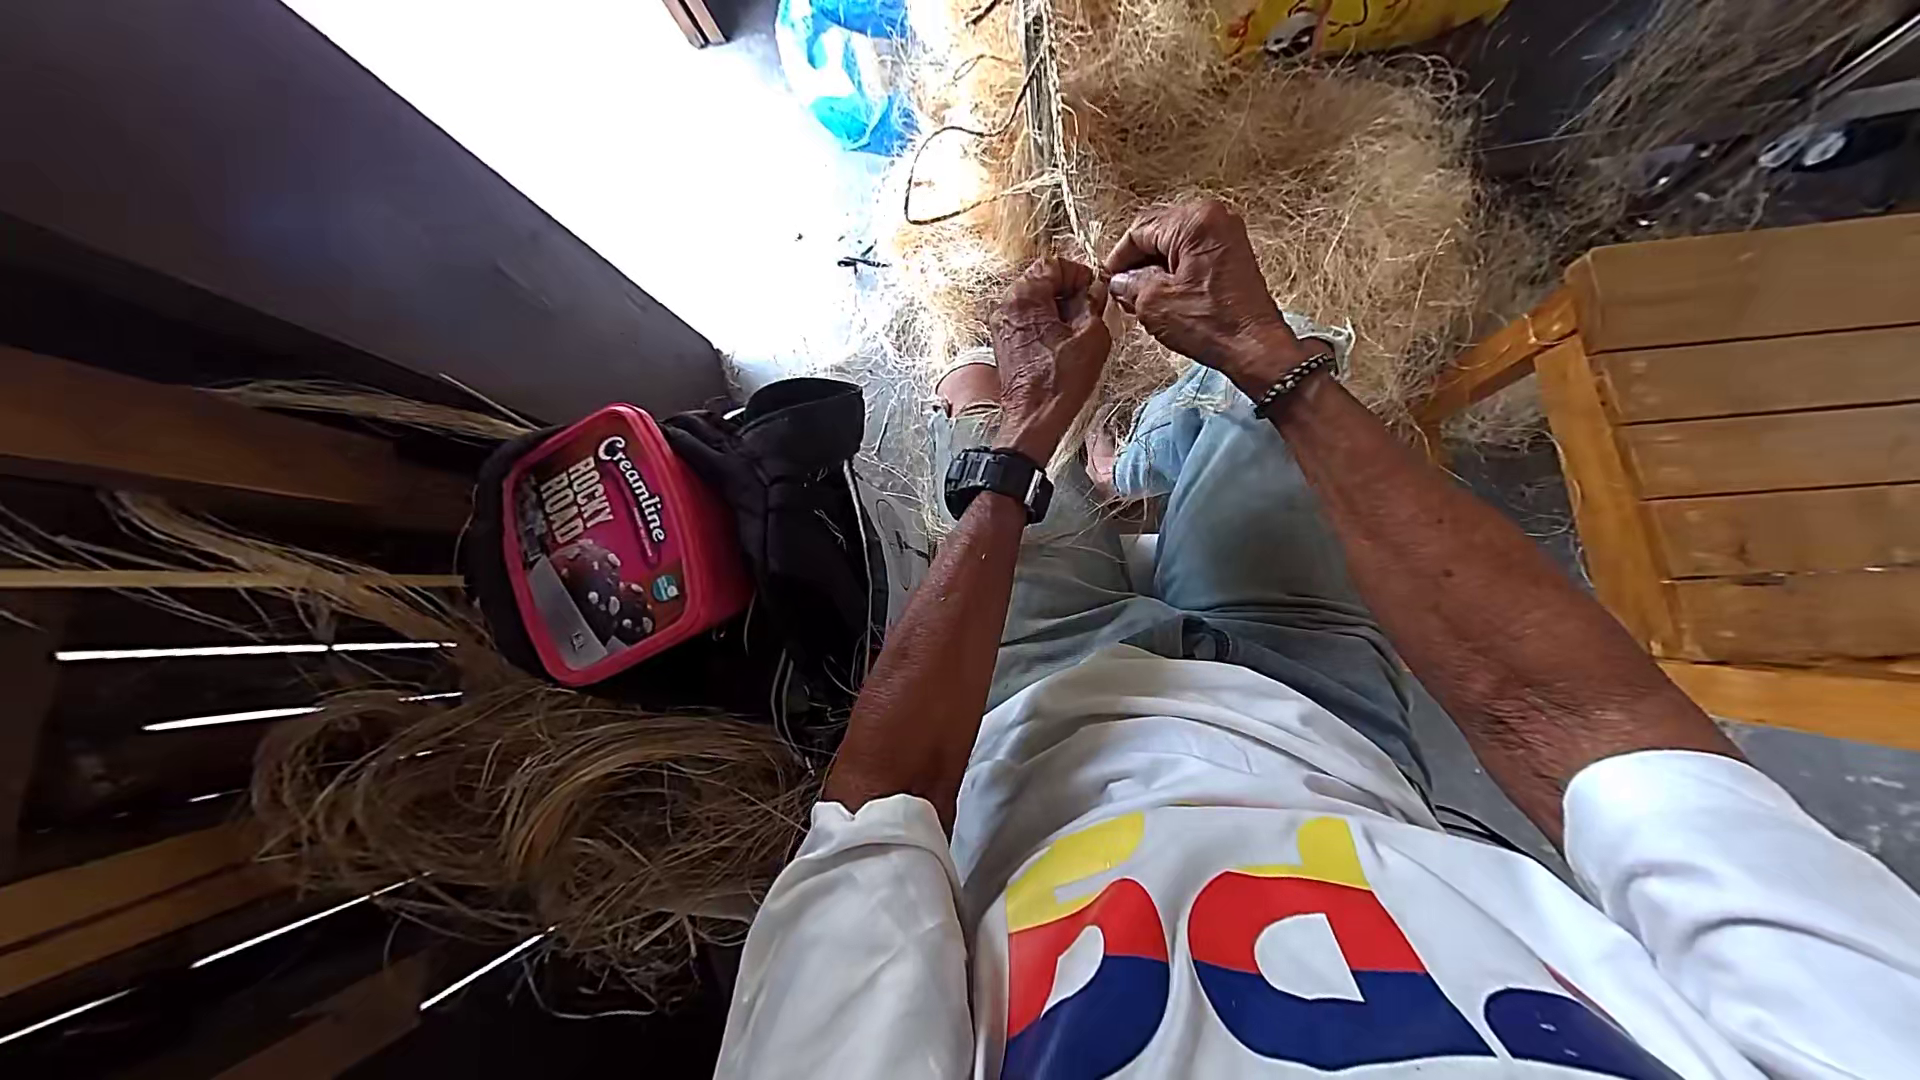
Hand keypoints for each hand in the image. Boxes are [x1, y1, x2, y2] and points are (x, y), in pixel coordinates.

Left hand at [988, 257, 1112, 462]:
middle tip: (1088, 308)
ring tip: (1077, 329)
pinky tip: (1062, 343)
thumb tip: (1094, 290)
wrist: (1034, 417)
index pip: (1052, 264)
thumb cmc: (1058, 383)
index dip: (1078, 273)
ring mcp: (1002, 326)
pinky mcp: (1005, 343)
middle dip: (1067, 291)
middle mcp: (1006, 307)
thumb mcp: (1091, 335)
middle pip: (1041, 281)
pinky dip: (1046, 323)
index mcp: (1023, 297)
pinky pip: (1028, 320)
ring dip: (1058, 308)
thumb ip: (1093, 304)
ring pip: (1034, 301)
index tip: (1093, 289)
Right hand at [1105, 200, 1308, 392]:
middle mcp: (1213, 217)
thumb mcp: (1154, 303)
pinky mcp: (1230, 254)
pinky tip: (1161, 296)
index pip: (1139, 230)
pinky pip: (1190, 253)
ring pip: (1172, 244)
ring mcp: (1225, 234)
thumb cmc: (1209, 323)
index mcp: (1193, 222)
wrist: (1252, 344)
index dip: (1117, 258)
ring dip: (1152, 268)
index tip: (1107, 282)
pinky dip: (1172, 271)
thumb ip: (1129, 285)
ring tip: (1139, 299)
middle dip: (1135, 262)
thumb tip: (1118, 281)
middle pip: (1157, 232)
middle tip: (1121, 292)